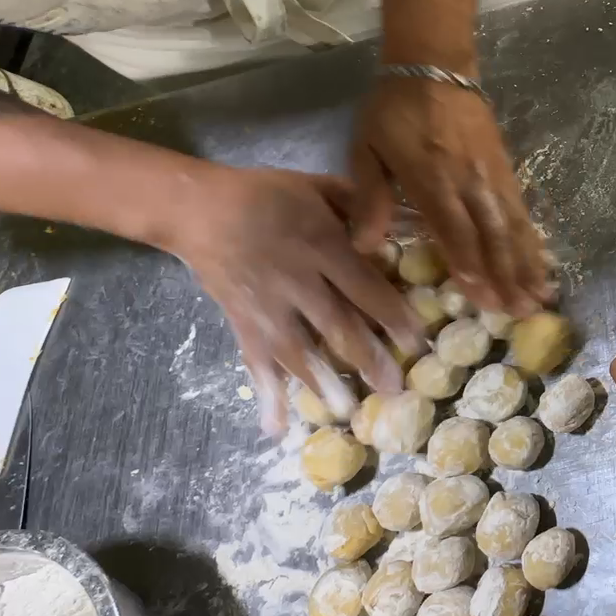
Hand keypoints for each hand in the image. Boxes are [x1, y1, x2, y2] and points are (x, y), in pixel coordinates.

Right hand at [167, 167, 426, 433]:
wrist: (197, 208)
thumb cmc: (271, 194)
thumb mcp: (322, 187)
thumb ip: (363, 205)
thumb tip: (408, 221)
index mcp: (322, 248)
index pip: (365, 289)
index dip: (393, 317)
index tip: (419, 342)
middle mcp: (296, 284)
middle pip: (337, 326)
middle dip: (368, 360)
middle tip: (396, 389)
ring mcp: (265, 308)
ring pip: (299, 352)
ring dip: (323, 385)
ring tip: (348, 413)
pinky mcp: (240, 324)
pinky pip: (254, 364)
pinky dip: (266, 395)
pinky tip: (275, 428)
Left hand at [347, 77, 552, 315]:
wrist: (435, 68)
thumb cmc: (393, 110)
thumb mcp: (366, 149)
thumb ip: (370, 197)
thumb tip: (365, 246)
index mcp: (432, 178)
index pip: (455, 230)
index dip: (470, 265)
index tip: (484, 298)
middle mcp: (470, 181)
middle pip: (494, 234)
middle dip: (508, 275)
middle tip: (522, 311)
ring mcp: (493, 176)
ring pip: (514, 225)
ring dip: (528, 262)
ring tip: (541, 293)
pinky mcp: (505, 169)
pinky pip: (521, 210)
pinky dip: (532, 238)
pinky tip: (540, 259)